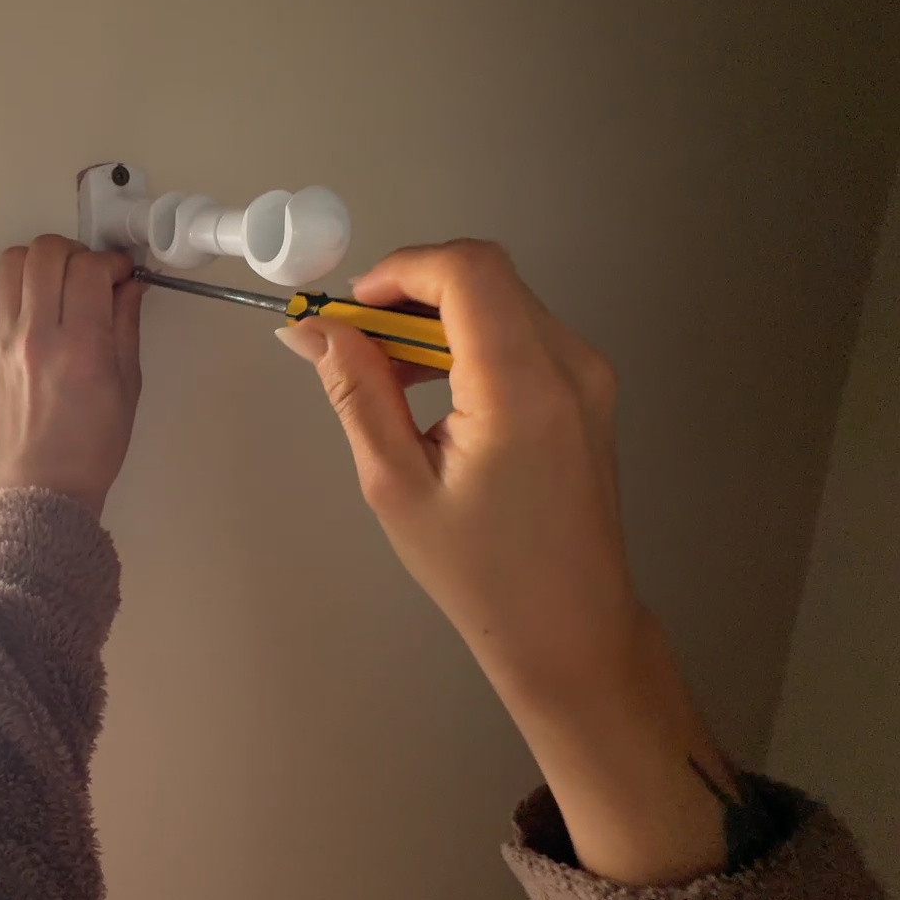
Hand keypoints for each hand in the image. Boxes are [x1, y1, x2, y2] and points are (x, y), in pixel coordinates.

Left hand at [0, 235, 144, 515]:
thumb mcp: (127, 385)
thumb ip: (126, 325)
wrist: (42, 484)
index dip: (111, 261)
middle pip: (46, 252)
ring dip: (40, 260)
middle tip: (90, 272)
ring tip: (59, 281)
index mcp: (81, 347)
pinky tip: (32, 300)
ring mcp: (5, 339)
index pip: (89, 268)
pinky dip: (12, 282)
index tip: (121, 274)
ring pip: (11, 261)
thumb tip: (129, 285)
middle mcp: (37, 336)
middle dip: (75, 251)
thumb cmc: (90, 446)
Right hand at [279, 239, 754, 885]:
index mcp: (521, 385)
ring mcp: (587, 375)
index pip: (467, 270)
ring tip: (382, 374)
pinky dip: (460, 340)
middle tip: (353, 345)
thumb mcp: (393, 481)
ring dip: (429, 319)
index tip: (351, 311)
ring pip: (497, 300)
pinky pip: (516, 332)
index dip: (399, 270)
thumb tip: (312, 329)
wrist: (569, 628)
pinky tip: (427, 390)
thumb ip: (355, 390)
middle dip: (405, 294)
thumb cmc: (475, 566)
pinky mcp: (585, 390)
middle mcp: (570, 363)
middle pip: (482, 277)